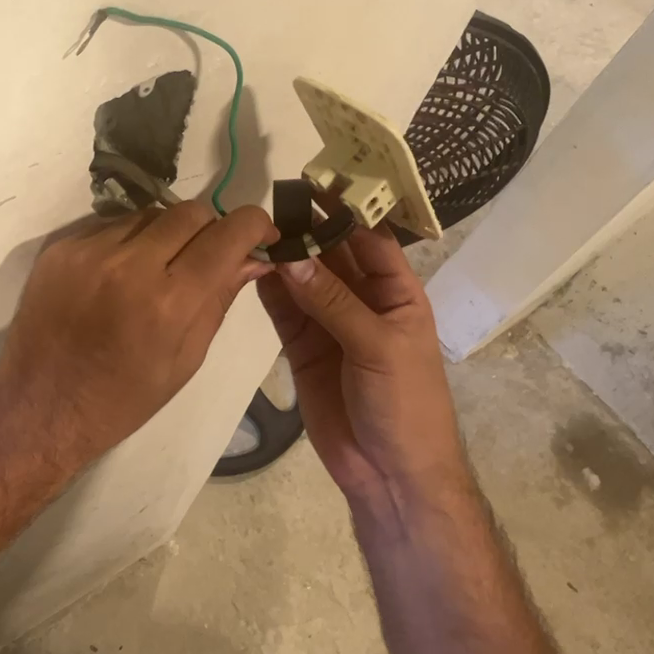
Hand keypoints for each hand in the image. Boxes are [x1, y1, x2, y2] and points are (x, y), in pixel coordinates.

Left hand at [0, 201, 277, 467]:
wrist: (39, 408)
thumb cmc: (121, 399)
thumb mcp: (184, 361)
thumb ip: (219, 301)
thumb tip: (253, 258)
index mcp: (167, 301)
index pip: (227, 234)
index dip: (253, 226)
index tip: (260, 234)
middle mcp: (128, 265)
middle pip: (189, 212)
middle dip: (209, 228)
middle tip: (206, 257)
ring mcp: (88, 251)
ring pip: (148, 214)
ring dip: (165, 234)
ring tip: (156, 271)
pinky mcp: (59, 248)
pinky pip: (109, 226)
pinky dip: (126, 243)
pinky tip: (118, 278)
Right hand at [256, 227, 463, 505]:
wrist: (390, 472)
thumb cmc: (405, 403)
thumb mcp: (378, 346)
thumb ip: (332, 301)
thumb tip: (289, 254)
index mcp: (396, 294)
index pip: (370, 240)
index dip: (345, 210)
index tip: (313, 181)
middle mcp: (362, 301)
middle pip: (332, 255)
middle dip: (307, 228)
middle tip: (270, 200)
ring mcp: (329, 324)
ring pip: (303, 279)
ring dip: (283, 257)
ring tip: (251, 228)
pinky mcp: (302, 348)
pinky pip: (284, 311)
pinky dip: (268, 291)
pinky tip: (247, 268)